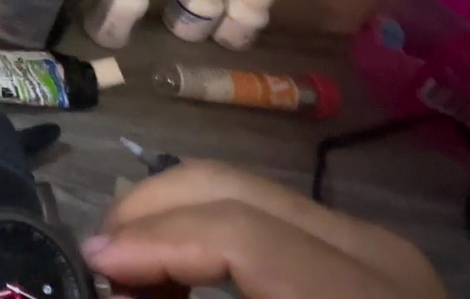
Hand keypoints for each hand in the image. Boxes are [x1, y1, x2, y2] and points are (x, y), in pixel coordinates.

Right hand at [82, 160, 447, 298]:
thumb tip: (110, 286)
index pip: (241, 234)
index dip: (156, 241)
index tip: (96, 266)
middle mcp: (373, 254)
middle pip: (227, 186)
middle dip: (146, 212)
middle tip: (99, 259)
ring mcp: (368, 243)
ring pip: (233, 185)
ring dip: (165, 216)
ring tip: (130, 268)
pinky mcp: (356, 247)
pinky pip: (255, 209)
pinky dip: (199, 227)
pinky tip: (177, 272)